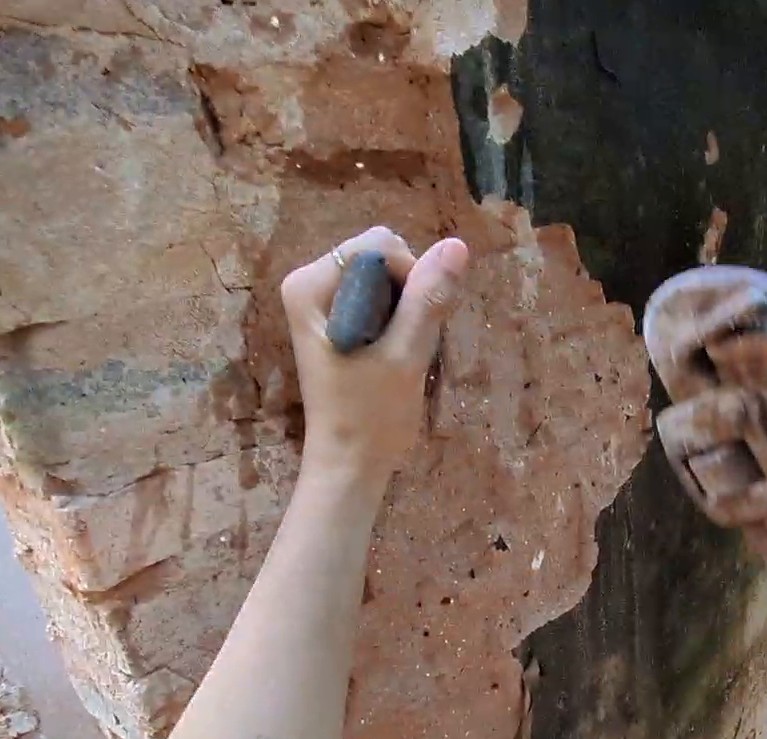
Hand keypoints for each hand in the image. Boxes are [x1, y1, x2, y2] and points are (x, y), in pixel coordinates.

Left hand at [280, 227, 471, 485]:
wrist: (350, 464)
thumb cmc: (372, 415)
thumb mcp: (405, 356)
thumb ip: (428, 299)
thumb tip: (457, 246)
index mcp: (311, 284)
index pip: (382, 246)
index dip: (412, 279)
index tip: (413, 329)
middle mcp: (309, 283)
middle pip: (382, 257)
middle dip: (409, 295)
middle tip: (407, 346)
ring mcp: (321, 302)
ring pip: (386, 279)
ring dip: (407, 311)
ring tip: (401, 354)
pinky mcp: (334, 321)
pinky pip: (380, 298)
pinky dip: (398, 321)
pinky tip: (395, 354)